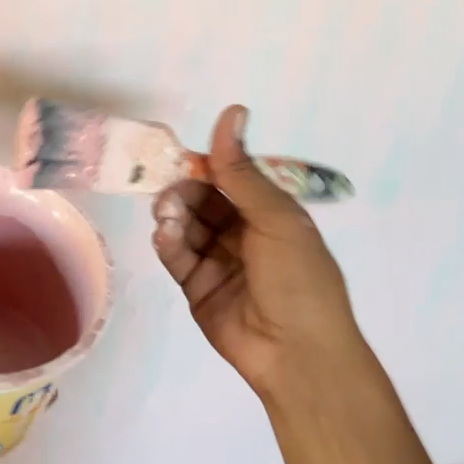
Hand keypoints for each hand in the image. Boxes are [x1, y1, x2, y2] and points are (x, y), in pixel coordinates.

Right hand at [151, 105, 361, 399]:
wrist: (296, 354)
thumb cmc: (298, 280)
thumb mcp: (275, 218)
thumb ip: (242, 170)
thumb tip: (233, 110)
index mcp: (270, 212)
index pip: (229, 177)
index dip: (205, 165)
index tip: (178, 155)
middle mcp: (242, 232)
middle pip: (202, 199)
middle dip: (183, 192)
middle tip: (171, 196)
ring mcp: (218, 260)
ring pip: (185, 225)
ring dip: (173, 216)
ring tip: (169, 221)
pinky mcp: (197, 286)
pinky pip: (177, 256)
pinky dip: (168, 243)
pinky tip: (165, 237)